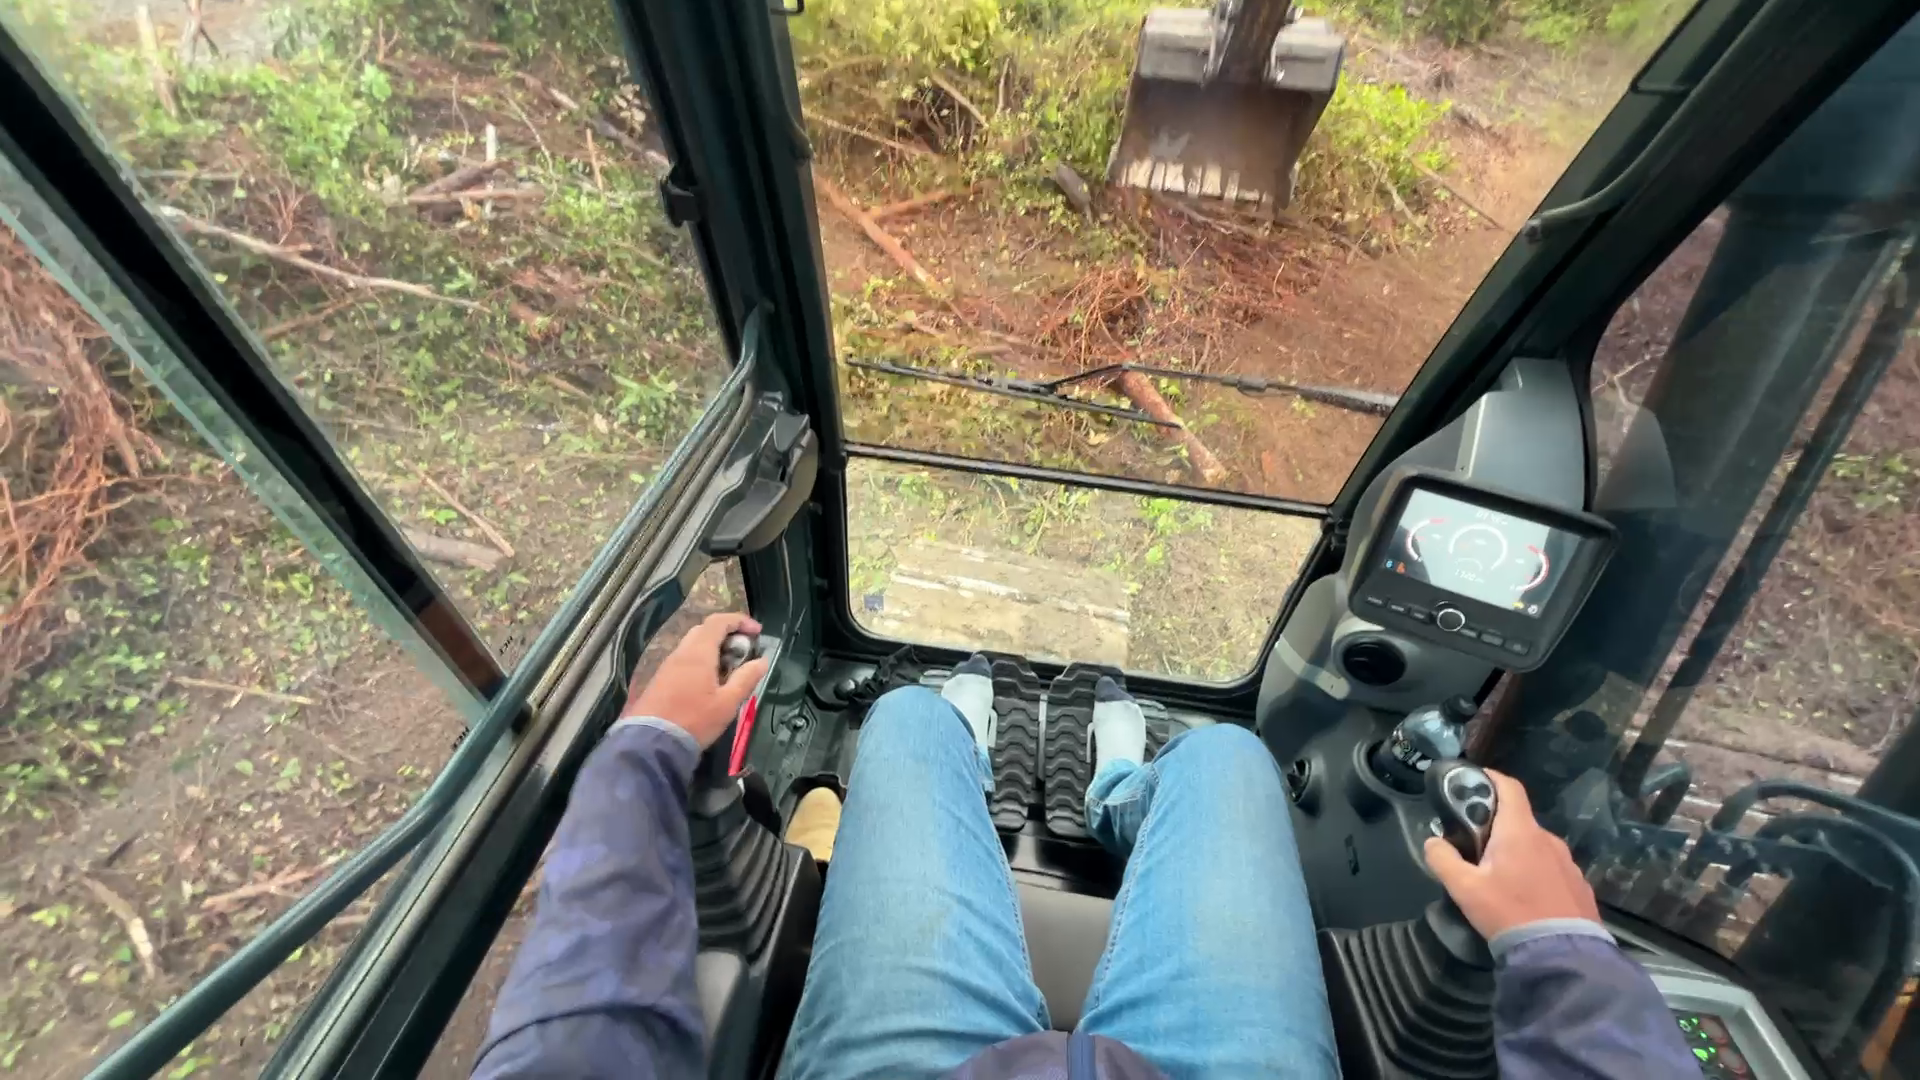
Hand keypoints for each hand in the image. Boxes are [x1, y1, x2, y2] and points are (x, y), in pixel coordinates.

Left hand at [622, 613, 770, 749]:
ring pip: (693, 645)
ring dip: (714, 648)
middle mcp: (681, 653)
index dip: (740, 620)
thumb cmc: (694, 720)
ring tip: (729, 668)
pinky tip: (709, 682)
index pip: (719, 622)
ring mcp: (667, 666)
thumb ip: (746, 679)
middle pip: (704, 630)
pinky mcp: (660, 680)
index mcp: (698, 653)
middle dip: (727, 634)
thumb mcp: (727, 703)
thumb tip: (761, 661)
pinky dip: (701, 660)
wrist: (650, 744)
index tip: (757, 632)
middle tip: (744, 650)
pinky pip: (684, 660)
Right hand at [1424, 768, 1599, 939]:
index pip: (1509, 787)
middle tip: (1472, 844)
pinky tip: (1523, 896)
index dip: (1489, 778)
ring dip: (1515, 851)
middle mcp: (1548, 841)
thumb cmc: (1510, 912)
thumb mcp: (1463, 887)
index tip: (1471, 781)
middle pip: (1517, 819)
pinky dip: (1534, 871)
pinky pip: (1551, 868)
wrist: (1565, 959)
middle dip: (1494, 825)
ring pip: (1534, 845)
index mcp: (1520, 832)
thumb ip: (1441, 858)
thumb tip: (1434, 842)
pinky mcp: (1580, 888)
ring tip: (1498, 876)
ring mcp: (1569, 865)